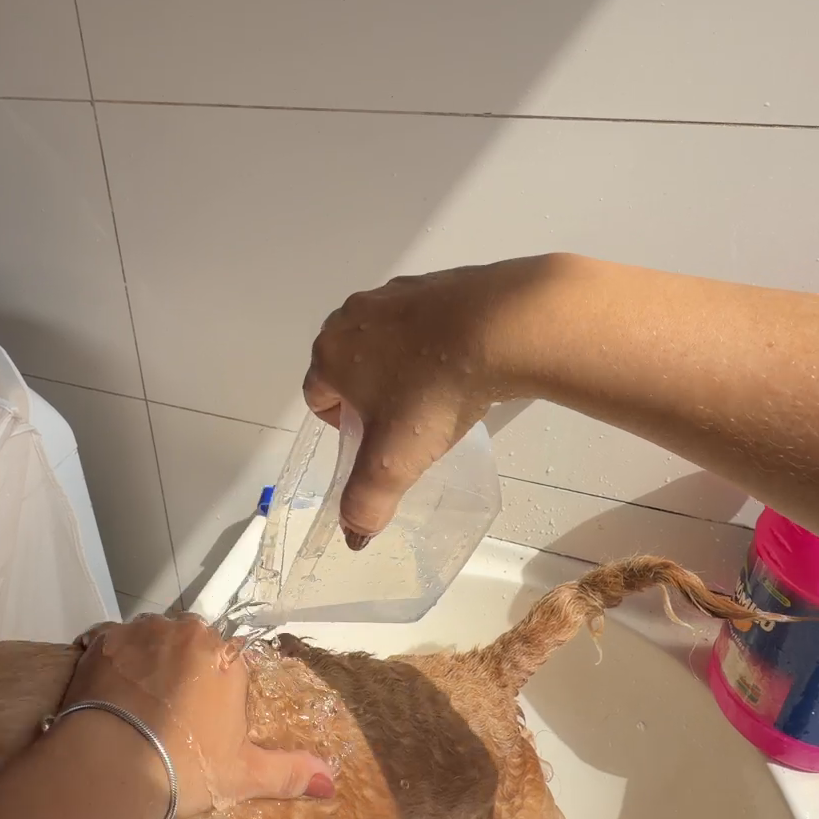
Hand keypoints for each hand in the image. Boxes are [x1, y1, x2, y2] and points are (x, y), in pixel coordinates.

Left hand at [62, 615, 333, 818]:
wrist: (111, 766)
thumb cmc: (182, 766)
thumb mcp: (242, 775)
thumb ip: (288, 772)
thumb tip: (330, 779)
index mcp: (226, 655)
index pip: (227, 659)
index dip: (214, 688)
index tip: (200, 715)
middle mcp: (188, 631)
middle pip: (189, 642)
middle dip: (182, 667)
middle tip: (168, 711)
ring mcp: (144, 632)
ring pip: (152, 638)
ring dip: (147, 660)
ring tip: (135, 704)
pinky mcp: (106, 640)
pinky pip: (112, 641)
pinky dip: (111, 661)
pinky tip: (107, 690)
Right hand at [303, 255, 573, 544]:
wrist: (499, 327)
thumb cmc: (432, 393)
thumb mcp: (394, 462)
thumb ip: (365, 504)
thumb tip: (353, 537)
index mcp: (329, 353)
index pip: (318, 397)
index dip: (347, 427)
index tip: (384, 440)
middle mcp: (352, 315)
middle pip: (349, 366)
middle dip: (372, 395)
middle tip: (410, 421)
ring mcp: (394, 292)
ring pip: (384, 342)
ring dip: (400, 367)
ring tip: (439, 391)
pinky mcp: (433, 281)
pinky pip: (419, 320)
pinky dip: (431, 341)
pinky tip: (462, 360)